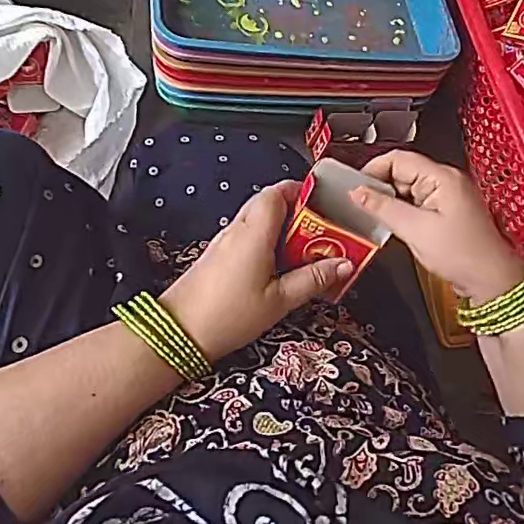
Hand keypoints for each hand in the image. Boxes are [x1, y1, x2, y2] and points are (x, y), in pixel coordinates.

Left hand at [157, 180, 353, 359]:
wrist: (179, 332)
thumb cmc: (229, 315)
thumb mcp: (280, 300)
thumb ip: (314, 279)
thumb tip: (344, 264)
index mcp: (255, 233)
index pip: (277, 193)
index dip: (300, 192)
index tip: (322, 206)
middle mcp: (237, 230)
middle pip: (267, 203)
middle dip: (295, 211)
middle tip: (318, 233)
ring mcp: (224, 242)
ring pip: (256, 220)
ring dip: (281, 229)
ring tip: (302, 253)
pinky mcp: (217, 256)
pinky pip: (246, 236)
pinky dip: (265, 242)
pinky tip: (277, 267)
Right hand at [354, 150, 523, 304]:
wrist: (492, 281)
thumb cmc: (466, 256)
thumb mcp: (415, 230)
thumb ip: (383, 208)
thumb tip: (359, 192)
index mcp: (442, 177)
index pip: (398, 159)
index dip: (373, 170)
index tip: (356, 187)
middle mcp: (447, 181)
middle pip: (402, 172)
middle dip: (381, 189)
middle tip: (365, 207)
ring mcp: (448, 195)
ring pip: (407, 188)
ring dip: (391, 202)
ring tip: (382, 221)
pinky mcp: (447, 211)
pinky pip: (417, 202)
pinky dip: (404, 212)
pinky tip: (398, 226)